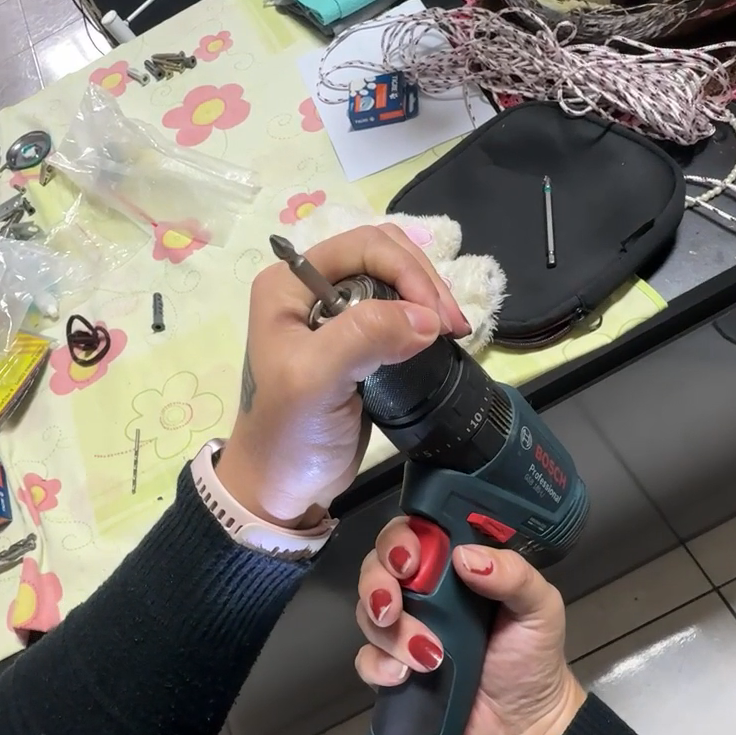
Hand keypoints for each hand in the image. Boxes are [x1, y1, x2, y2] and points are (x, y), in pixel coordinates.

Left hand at [216, 225, 470, 526]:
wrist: (281, 486)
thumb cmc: (288, 434)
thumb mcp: (316, 381)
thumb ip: (364, 337)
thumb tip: (426, 318)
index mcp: (289, 284)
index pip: (362, 247)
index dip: (407, 271)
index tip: (438, 318)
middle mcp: (311, 289)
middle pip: (383, 256)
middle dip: (423, 283)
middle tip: (454, 326)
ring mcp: (335, 314)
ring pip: (396, 280)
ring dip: (429, 299)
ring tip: (453, 332)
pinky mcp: (357, 341)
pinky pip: (400, 311)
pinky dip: (425, 318)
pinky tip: (442, 339)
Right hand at [353, 519, 587, 734]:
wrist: (525, 728)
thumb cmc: (533, 656)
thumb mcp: (539, 607)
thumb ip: (513, 575)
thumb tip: (464, 557)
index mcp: (453, 566)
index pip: (412, 533)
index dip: (399, 539)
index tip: (408, 561)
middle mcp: (422, 590)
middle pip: (376, 566)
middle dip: (377, 583)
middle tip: (393, 608)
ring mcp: (404, 629)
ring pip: (368, 611)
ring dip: (390, 633)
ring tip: (427, 659)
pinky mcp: (394, 667)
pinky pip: (366, 658)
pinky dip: (377, 665)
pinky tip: (402, 678)